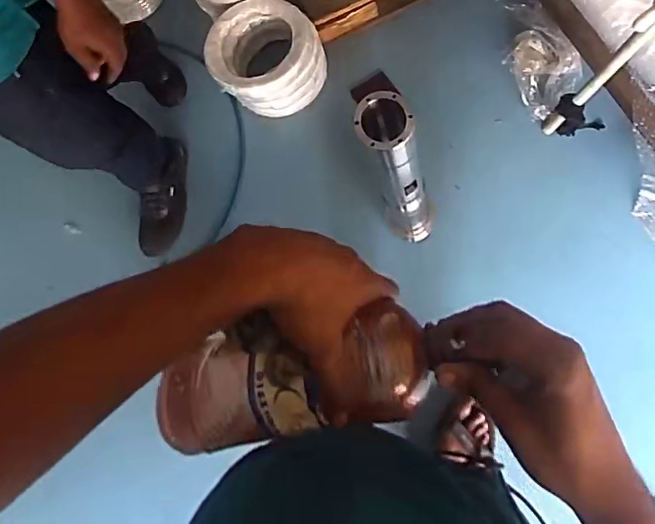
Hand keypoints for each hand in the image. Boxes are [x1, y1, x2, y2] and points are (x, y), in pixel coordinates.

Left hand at [55, 0, 126, 81]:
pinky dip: (110, 44)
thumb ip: (88, 63)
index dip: (112, 75)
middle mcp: (120, 37)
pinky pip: (115, 36)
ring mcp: (117, 26)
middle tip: (105, 72)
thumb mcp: (76, 49)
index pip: (118, 65)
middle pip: (122, 55)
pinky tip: (100, 43)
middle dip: (115, 65)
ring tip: (101, 59)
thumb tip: (96, 76)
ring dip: (113, 54)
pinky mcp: (112, 18)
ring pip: (119, 45)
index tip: (105, 82)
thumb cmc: (74, 26)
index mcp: (113, 47)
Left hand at [224, 226, 397, 421]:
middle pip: (362, 276)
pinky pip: (307, 254)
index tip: (378, 325)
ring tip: (310, 307)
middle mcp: (349, 256)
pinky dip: (302, 268)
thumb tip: (343, 419)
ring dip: (327, 281)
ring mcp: (323, 242)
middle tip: (341, 324)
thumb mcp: (322, 350)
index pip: (390, 290)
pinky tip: (284, 288)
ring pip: (333, 263)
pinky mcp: (297, 235)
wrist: (264, 263)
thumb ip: (336, 381)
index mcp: (363, 279)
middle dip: (354, 297)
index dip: (388, 307)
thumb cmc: (305, 305)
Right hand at [427, 303, 654, 523]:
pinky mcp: (561, 356)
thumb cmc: (562, 458)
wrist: (605, 482)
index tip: (436, 348)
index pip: (498, 334)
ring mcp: (562, 347)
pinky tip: (479, 354)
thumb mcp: (516, 424)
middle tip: (439, 338)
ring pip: (513, 321)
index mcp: (553, 358)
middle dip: (468, 324)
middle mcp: (559, 343)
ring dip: (481, 328)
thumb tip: (443, 368)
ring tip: (453, 344)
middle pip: (505, 317)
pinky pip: (523, 334)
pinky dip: (497, 337)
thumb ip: (480, 387)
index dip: (463, 339)